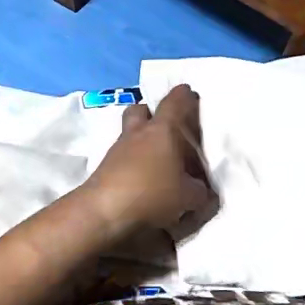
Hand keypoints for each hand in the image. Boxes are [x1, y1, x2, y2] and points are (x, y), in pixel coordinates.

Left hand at [77, 84, 214, 238]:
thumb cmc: (152, 193)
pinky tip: (145, 177)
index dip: (183, 95)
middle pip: (140, 110)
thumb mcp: (189, 197)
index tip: (189, 93)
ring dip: (141, 139)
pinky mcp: (105, 166)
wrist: (104, 211)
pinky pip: (123, 154)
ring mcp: (118, 149)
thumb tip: (201, 190)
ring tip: (158, 158)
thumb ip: (199, 190)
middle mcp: (138, 133)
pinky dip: (134, 160)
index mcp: (162, 130)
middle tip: (167, 128)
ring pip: (129, 132)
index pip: (174, 102)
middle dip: (152, 113)